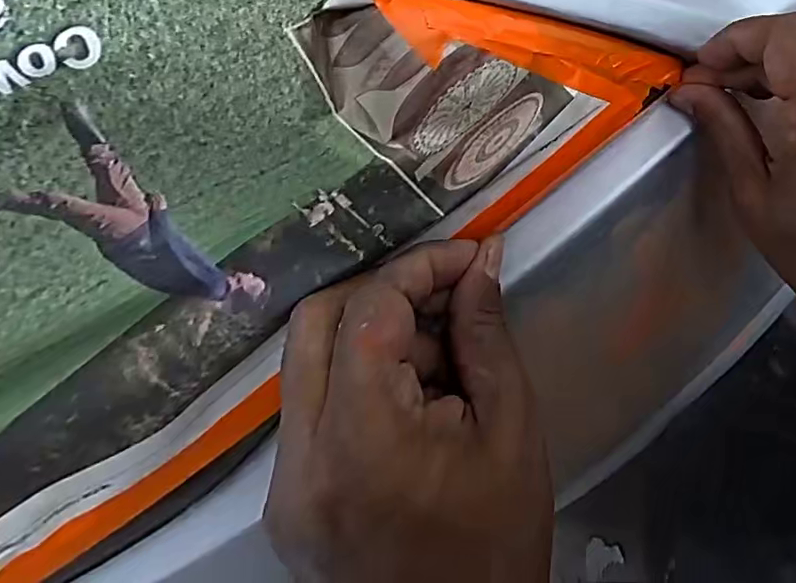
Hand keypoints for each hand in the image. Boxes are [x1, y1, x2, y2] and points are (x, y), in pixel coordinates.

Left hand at [265, 237, 551, 582]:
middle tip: (448, 293)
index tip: (469, 257)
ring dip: (377, 329)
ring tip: (444, 354)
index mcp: (362, 441)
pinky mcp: (289, 493)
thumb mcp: (510, 422)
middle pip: (318, 320)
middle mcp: (300, 459)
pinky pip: (315, 396)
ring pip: (312, 354)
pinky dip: (364, 369)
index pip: (368, 311)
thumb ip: (485, 330)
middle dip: (388, 289)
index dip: (421, 267)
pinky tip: (419, 389)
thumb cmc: (499, 538)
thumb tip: (483, 257)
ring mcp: (285, 480)